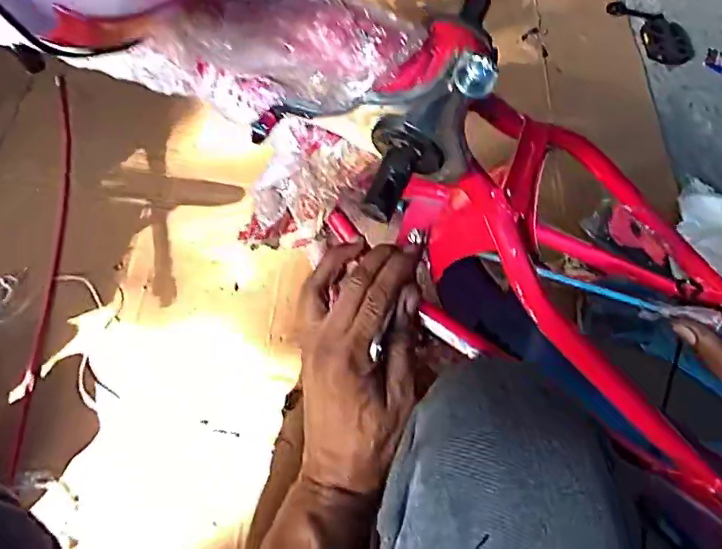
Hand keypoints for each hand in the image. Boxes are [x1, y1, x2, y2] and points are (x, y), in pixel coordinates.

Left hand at [294, 241, 423, 496]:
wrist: (333, 478)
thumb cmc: (373, 446)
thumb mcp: (400, 398)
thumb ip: (402, 341)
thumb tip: (409, 294)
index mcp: (348, 353)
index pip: (375, 294)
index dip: (397, 268)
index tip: (415, 250)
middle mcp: (322, 339)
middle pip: (350, 282)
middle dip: (378, 257)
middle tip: (402, 246)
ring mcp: (309, 340)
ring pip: (318, 284)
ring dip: (340, 258)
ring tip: (363, 243)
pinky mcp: (306, 345)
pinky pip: (309, 300)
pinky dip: (323, 277)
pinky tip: (340, 268)